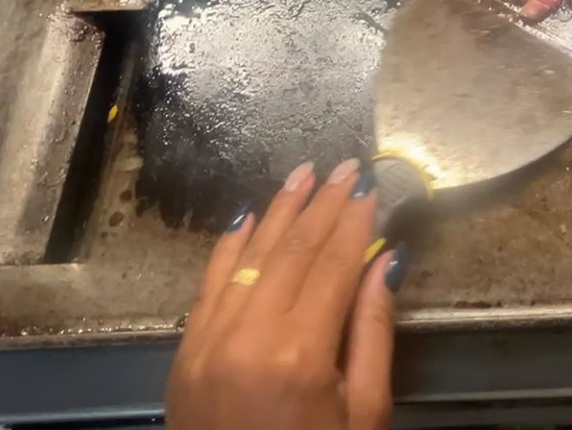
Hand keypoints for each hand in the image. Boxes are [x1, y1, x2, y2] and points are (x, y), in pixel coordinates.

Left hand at [165, 159, 402, 429]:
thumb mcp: (363, 415)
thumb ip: (372, 332)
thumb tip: (386, 259)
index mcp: (301, 356)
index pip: (336, 264)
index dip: (356, 222)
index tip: (371, 187)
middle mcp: (250, 337)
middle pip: (295, 250)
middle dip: (324, 203)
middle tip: (344, 166)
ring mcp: (210, 342)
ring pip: (251, 254)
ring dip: (281, 209)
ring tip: (304, 172)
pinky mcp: (185, 352)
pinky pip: (210, 283)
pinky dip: (230, 243)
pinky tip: (249, 214)